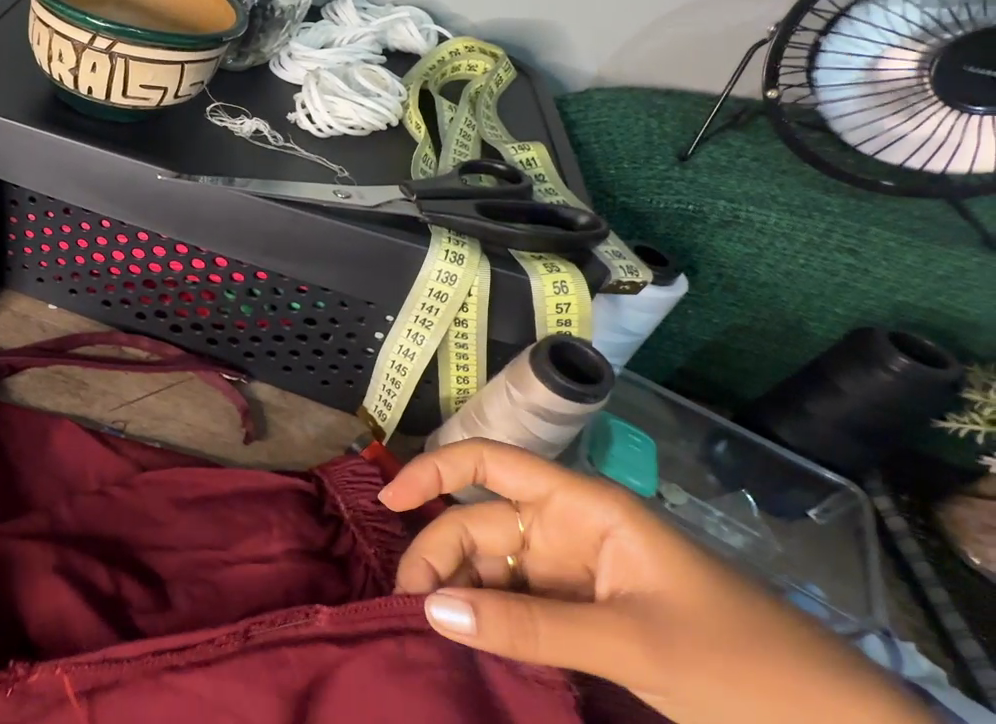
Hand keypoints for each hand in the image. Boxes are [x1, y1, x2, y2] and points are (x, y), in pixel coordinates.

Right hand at [378, 439, 926, 723]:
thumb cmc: (742, 665)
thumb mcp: (631, 642)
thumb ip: (525, 625)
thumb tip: (428, 608)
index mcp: (583, 507)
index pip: (489, 463)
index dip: (432, 472)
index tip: (385, 503)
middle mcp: (567, 530)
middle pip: (477, 525)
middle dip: (437, 558)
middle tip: (409, 610)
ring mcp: (572, 574)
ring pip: (489, 570)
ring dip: (456, 594)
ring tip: (428, 633)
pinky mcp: (581, 617)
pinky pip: (514, 608)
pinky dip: (484, 623)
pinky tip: (464, 645)